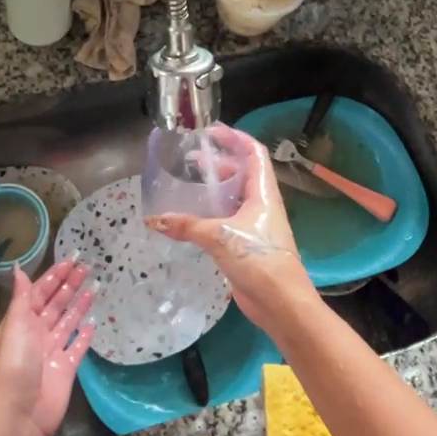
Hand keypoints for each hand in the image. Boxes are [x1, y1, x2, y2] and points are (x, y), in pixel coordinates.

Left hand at [0, 259, 95, 435]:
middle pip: (54, 304)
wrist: (21, 415)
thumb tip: (18, 268)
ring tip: (95, 286)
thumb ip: (22, 298)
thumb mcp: (15, 326)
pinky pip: (77, 346)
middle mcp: (34, 335)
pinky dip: (84, 335)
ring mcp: (51, 352)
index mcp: (19, 324)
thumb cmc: (14, 366)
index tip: (70, 260)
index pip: (38, 293)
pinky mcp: (65, 368)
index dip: (53, 276)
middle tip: (87, 267)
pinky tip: (93, 322)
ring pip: (67, 322)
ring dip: (78, 304)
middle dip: (69, 285)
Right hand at [147, 124, 317, 338]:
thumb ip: (187, 226)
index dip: (235, 137)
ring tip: (188, 183)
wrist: (283, 304)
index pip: (253, 152)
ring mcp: (256, 225)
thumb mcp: (220, 238)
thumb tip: (154, 220)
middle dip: (218, 162)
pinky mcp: (248, 245)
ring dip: (215, 188)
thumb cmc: (259, 260)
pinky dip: (212, 213)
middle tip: (190, 159)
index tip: (210, 131)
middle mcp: (262, 204)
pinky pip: (228, 219)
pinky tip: (192, 218)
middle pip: (242, 172)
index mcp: (263, 192)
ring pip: (234, 196)